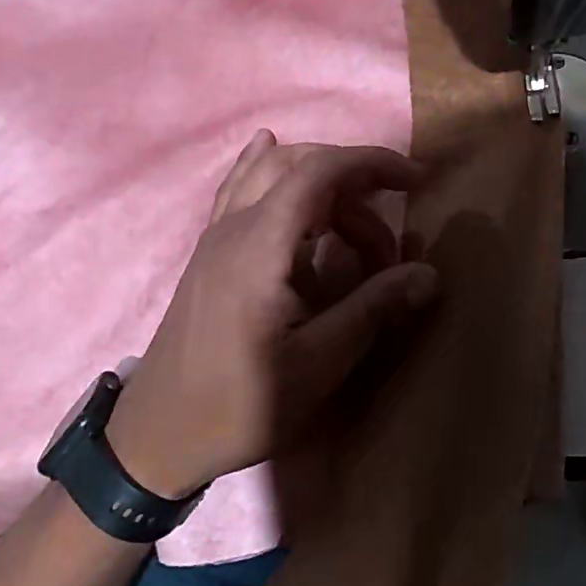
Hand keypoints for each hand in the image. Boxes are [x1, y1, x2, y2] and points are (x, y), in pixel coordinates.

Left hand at [109, 130, 436, 496]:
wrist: (157, 437)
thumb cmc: (240, 406)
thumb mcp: (318, 364)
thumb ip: (372, 310)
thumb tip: (429, 274)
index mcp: (260, 248)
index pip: (321, 172)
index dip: (373, 164)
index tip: (418, 180)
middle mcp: (234, 228)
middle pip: (298, 164)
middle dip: (356, 184)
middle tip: (390, 245)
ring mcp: (215, 238)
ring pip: (269, 174)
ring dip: (323, 187)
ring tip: (357, 233)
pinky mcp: (209, 256)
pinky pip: (241, 190)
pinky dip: (268, 169)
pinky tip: (266, 147)